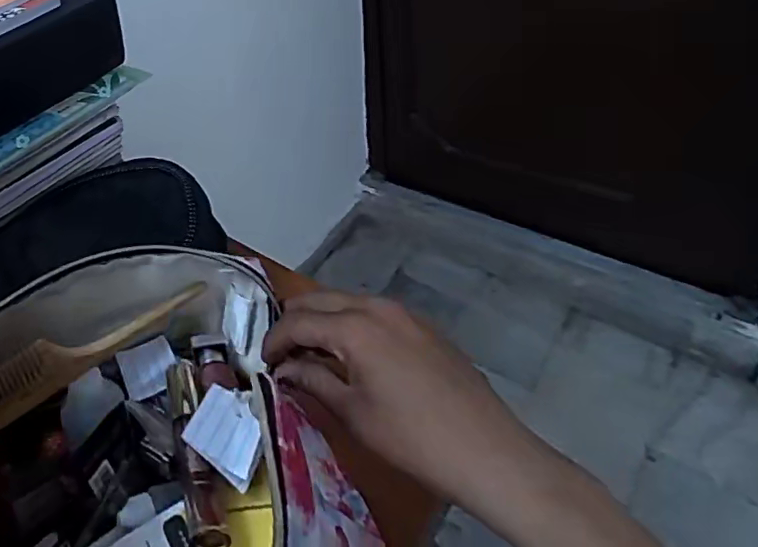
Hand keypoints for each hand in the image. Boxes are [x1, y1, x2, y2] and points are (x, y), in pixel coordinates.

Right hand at [263, 291, 657, 546]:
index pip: (298, 322)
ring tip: (314, 353)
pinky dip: (351, 324)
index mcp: (354, 326)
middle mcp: (375, 306)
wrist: (494, 456)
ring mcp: (402, 312)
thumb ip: (313, 381)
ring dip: (323, 321)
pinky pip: (372, 313)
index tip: (263, 361)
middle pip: (318, 300)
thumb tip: (285, 369)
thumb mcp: (355, 414)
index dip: (274, 340)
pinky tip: (353, 355)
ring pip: (345, 302)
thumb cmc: (415, 440)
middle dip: (294, 322)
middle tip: (283, 353)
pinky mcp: (422, 326)